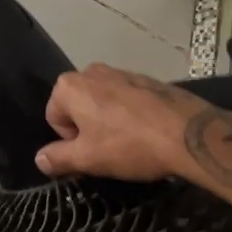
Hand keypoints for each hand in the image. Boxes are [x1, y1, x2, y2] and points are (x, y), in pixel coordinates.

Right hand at [34, 64, 209, 181]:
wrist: (192, 135)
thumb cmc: (131, 145)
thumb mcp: (91, 159)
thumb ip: (59, 158)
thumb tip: (38, 160)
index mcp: (68, 86)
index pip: (55, 117)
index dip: (72, 141)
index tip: (97, 154)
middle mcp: (89, 72)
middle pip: (79, 106)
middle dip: (92, 128)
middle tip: (115, 150)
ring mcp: (120, 72)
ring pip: (105, 102)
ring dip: (113, 120)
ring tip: (137, 143)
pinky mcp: (148, 79)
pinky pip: (130, 99)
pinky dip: (135, 114)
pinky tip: (154, 133)